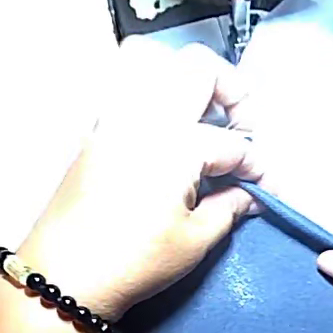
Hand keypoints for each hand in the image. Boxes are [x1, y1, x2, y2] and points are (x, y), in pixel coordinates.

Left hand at [16, 38, 259, 320]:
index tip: (264, 186)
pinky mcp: (96, 130)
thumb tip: (247, 195)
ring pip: (152, 59)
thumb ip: (228, 208)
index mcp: (177, 145)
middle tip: (243, 125)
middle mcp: (146, 117)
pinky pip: (123, 83)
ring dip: (186, 76)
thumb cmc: (134, 261)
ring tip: (202, 110)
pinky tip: (166, 126)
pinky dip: (152, 90)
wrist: (68, 274)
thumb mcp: (195, 241)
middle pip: (199, 68)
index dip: (256, 165)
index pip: (232, 144)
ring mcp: (116, 117)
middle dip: (232, 91)